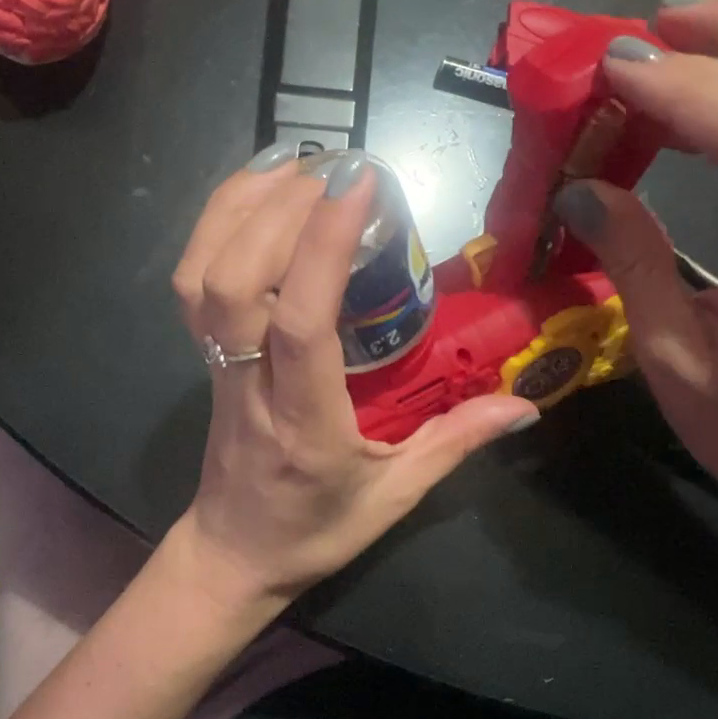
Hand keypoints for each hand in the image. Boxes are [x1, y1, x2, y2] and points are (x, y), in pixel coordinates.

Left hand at [169, 147, 536, 605]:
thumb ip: (455, 442)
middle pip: (234, 284)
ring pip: (200, 277)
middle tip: (336, 168)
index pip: (299, 323)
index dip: (322, 247)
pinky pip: (192, 283)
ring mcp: (217, 369)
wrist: (235, 554)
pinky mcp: (204, 358)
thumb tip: (524, 404)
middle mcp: (249, 385)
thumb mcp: (394, 496)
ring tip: (296, 164)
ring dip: (240, 208)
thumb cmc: (314, 530)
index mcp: (304, 421)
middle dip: (279, 212)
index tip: (359, 187)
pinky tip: (256, 195)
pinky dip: (216, 227)